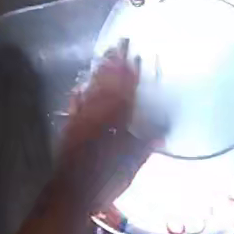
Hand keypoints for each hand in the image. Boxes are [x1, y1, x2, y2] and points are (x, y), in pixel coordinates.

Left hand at [53, 44, 150, 213]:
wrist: (74, 190)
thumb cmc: (108, 176)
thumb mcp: (135, 160)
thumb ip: (147, 142)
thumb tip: (162, 130)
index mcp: (119, 117)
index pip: (129, 88)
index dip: (133, 70)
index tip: (137, 54)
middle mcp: (100, 111)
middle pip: (109, 80)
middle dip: (115, 61)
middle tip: (119, 43)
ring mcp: (83, 116)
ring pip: (93, 87)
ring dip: (99, 71)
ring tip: (104, 55)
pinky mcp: (70, 125)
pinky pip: (76, 103)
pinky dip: (79, 92)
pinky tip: (79, 85)